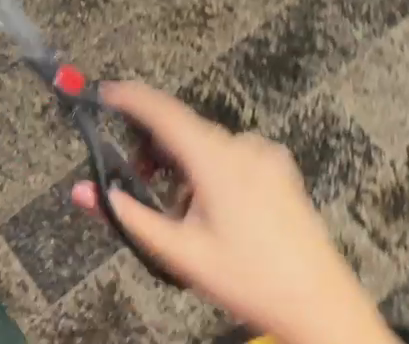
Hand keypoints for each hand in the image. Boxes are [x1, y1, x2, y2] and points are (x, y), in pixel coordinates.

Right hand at [70, 83, 396, 343]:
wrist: (326, 315)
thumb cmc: (253, 282)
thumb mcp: (179, 252)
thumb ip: (125, 216)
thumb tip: (81, 191)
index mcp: (215, 162)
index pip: (161, 110)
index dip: (127, 96)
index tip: (102, 93)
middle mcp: (242, 152)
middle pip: (180, 126)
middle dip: (150, 144)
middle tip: (138, 175)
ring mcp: (267, 161)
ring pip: (203, 142)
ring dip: (179, 158)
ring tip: (176, 201)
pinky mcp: (281, 175)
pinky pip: (229, 153)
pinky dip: (206, 165)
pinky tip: (209, 202)